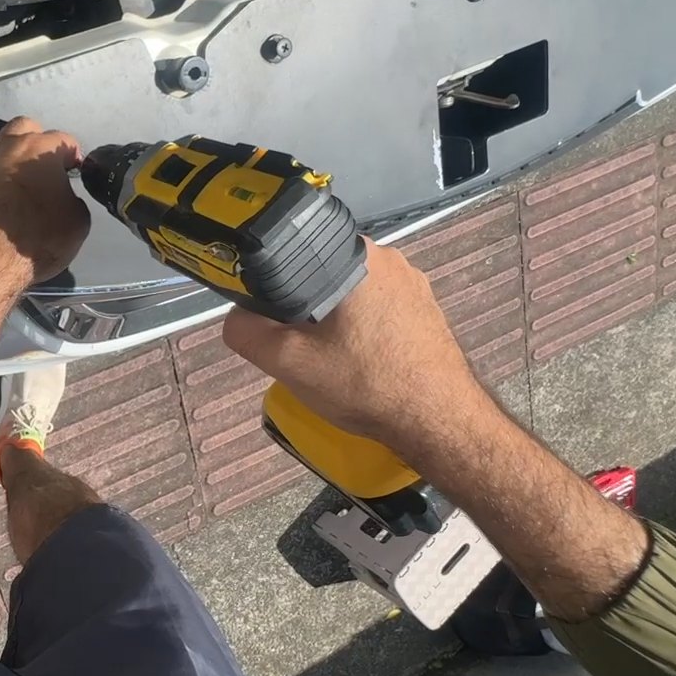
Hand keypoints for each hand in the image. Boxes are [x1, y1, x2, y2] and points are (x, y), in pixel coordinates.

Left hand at [0, 117, 90, 290]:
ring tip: (22, 177)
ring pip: (0, 142)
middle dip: (40, 142)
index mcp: (40, 149)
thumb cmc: (36, 239)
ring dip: (13, 152)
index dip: (74, 157)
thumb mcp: (77, 223)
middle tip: (48, 169)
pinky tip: (2, 190)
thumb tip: (64, 197)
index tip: (76, 173)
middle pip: (26, 129)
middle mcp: (9, 146)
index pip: (64, 141)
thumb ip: (74, 200)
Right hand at [220, 240, 496, 455]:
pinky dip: (358, 328)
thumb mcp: (287, 362)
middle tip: (296, 342)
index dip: (272, 282)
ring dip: (331, 317)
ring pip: (347, 291)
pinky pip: (375, 308)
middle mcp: (388, 259)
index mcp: (356, 255)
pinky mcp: (425, 310)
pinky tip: (357, 360)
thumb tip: (235, 316)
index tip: (268, 314)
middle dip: (301, 304)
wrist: (440, 424)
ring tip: (327, 355)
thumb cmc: (366, 384)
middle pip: (320, 272)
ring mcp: (413, 284)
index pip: (294, 250)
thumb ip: (245, 331)